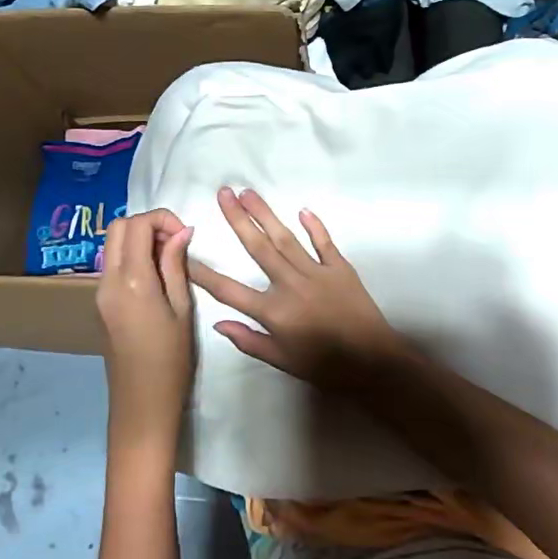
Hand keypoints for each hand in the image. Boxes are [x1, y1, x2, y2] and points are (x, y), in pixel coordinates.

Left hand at [96, 209, 194, 434]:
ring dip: (139, 240)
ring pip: (113, 244)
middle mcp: (108, 280)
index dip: (162, 218)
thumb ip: (176, 265)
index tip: (185, 234)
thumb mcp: (182, 309)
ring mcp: (99, 292)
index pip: (137, 225)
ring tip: (169, 260)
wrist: (141, 402)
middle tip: (176, 243)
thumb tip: (182, 232)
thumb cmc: (171, 359)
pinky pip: (113, 264)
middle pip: (118, 227)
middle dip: (148, 224)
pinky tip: (156, 277)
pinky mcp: (100, 303)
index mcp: (131, 280)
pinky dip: (132, 256)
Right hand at [188, 188, 407, 389]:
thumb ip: (248, 340)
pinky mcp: (340, 269)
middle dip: (238, 219)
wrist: (373, 363)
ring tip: (248, 192)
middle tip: (223, 193)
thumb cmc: (323, 366)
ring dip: (265, 213)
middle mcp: (290, 285)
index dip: (203, 273)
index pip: (228, 290)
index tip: (184, 252)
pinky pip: (324, 243)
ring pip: (285, 238)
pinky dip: (314, 226)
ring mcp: (316, 273)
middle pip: (258, 247)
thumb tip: (217, 322)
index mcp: (272, 311)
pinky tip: (302, 209)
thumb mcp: (281, 360)